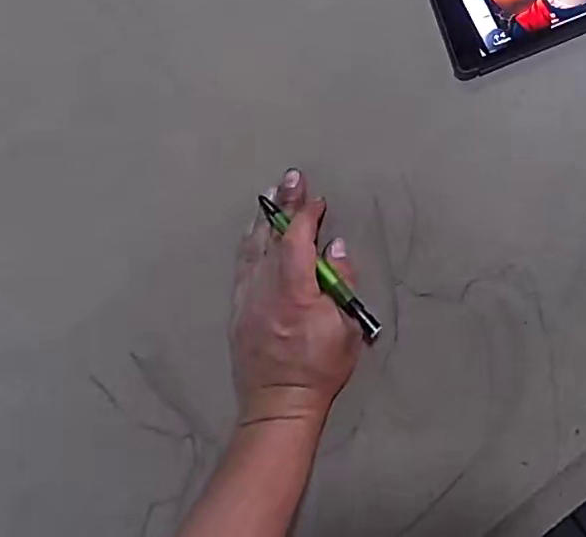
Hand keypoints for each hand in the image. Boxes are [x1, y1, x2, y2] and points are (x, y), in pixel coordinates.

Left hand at [230, 168, 362, 429]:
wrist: (278, 407)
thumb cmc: (320, 368)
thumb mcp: (346, 328)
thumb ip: (341, 283)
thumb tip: (336, 247)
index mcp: (294, 292)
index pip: (298, 240)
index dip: (307, 216)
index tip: (318, 201)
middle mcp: (265, 291)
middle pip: (273, 237)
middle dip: (284, 204)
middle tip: (291, 177)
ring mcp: (247, 300)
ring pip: (252, 250)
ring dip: (265, 220)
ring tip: (272, 195)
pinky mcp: (238, 312)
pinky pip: (242, 268)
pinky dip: (250, 244)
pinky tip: (255, 233)